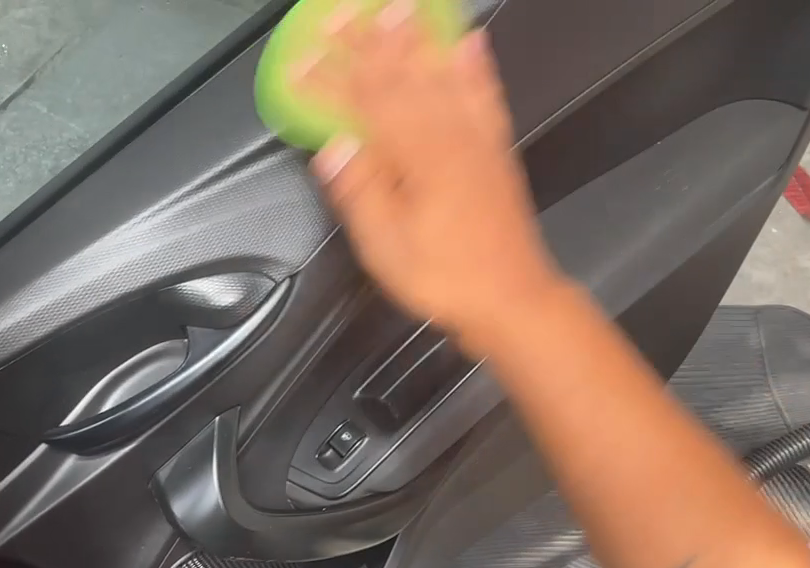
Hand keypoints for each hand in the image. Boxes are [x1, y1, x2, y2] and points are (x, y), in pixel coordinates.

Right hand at [294, 4, 564, 348]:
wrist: (510, 298)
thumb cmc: (443, 278)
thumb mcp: (387, 247)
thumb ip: (361, 192)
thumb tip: (332, 146)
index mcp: (415, 157)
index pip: (363, 105)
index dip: (328, 80)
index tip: (299, 61)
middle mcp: (447, 134)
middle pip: (400, 76)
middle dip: (365, 43)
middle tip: (339, 12)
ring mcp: (476, 139)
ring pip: (440, 74)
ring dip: (414, 39)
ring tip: (397, 7)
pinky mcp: (496, 151)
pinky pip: (485, 93)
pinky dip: (474, 65)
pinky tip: (468, 42)